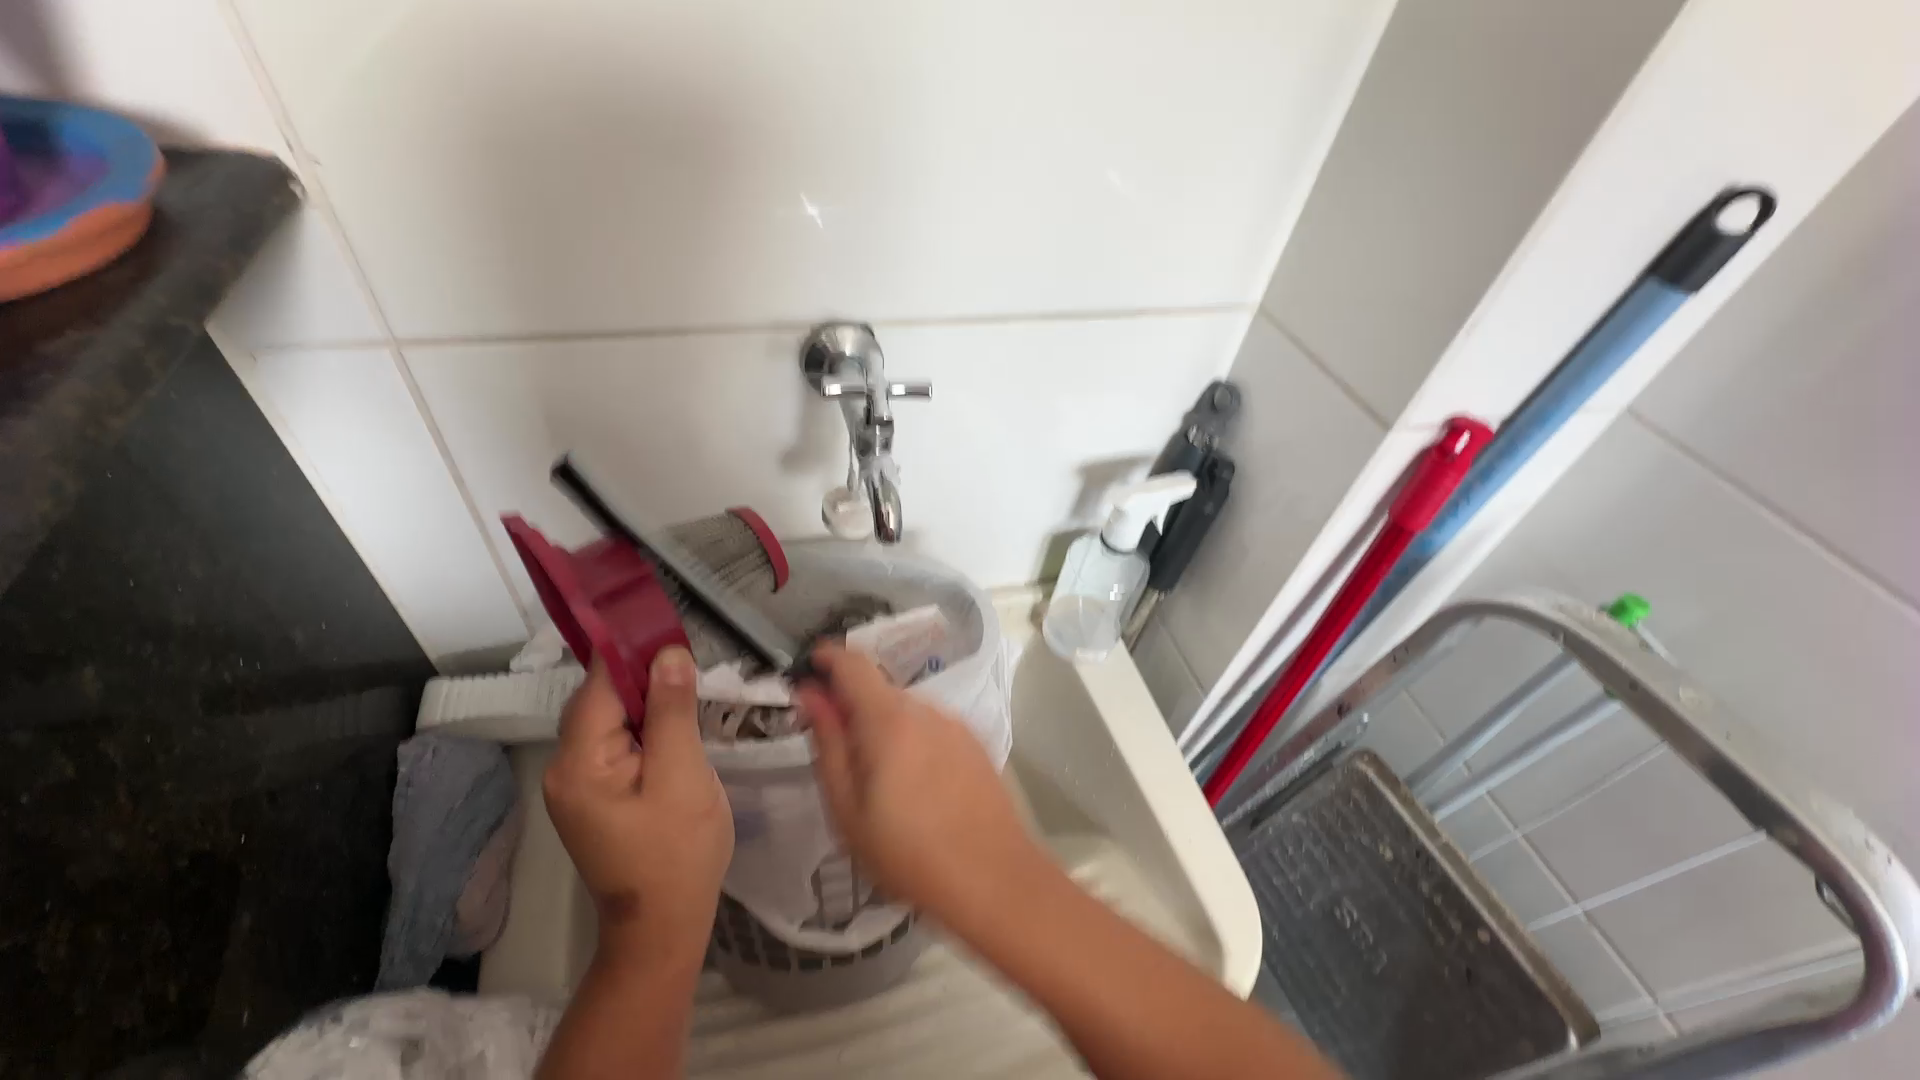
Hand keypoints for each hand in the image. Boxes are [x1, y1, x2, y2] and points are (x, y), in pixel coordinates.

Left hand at [544, 648, 733, 963]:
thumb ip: (673, 711)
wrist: (663, 927)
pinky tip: (676, 730)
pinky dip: (646, 730)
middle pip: (602, 700)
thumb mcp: (683, 776)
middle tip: (693, 666)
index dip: (633, 652)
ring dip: (649, 704)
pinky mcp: (595, 796)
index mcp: (579, 761)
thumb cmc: (677, 852)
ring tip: (690, 693)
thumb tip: (668, 652)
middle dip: (645, 678)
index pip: (599, 684)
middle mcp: (566, 767)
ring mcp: (578, 785)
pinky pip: (617, 745)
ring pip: (612, 721)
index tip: (670, 628)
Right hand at [794, 644, 1043, 927]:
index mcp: (889, 718)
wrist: (993, 879)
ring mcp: (956, 725)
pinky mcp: (975, 744)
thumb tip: (810, 694)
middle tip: (835, 753)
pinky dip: (911, 741)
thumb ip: (827, 742)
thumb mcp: (847, 808)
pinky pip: (931, 729)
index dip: (825, 657)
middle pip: (879, 689)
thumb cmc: (907, 853)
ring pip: (906, 711)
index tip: (805, 671)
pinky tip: (913, 788)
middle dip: (851, 706)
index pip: (852, 661)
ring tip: (877, 783)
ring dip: (883, 727)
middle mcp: (926, 709)